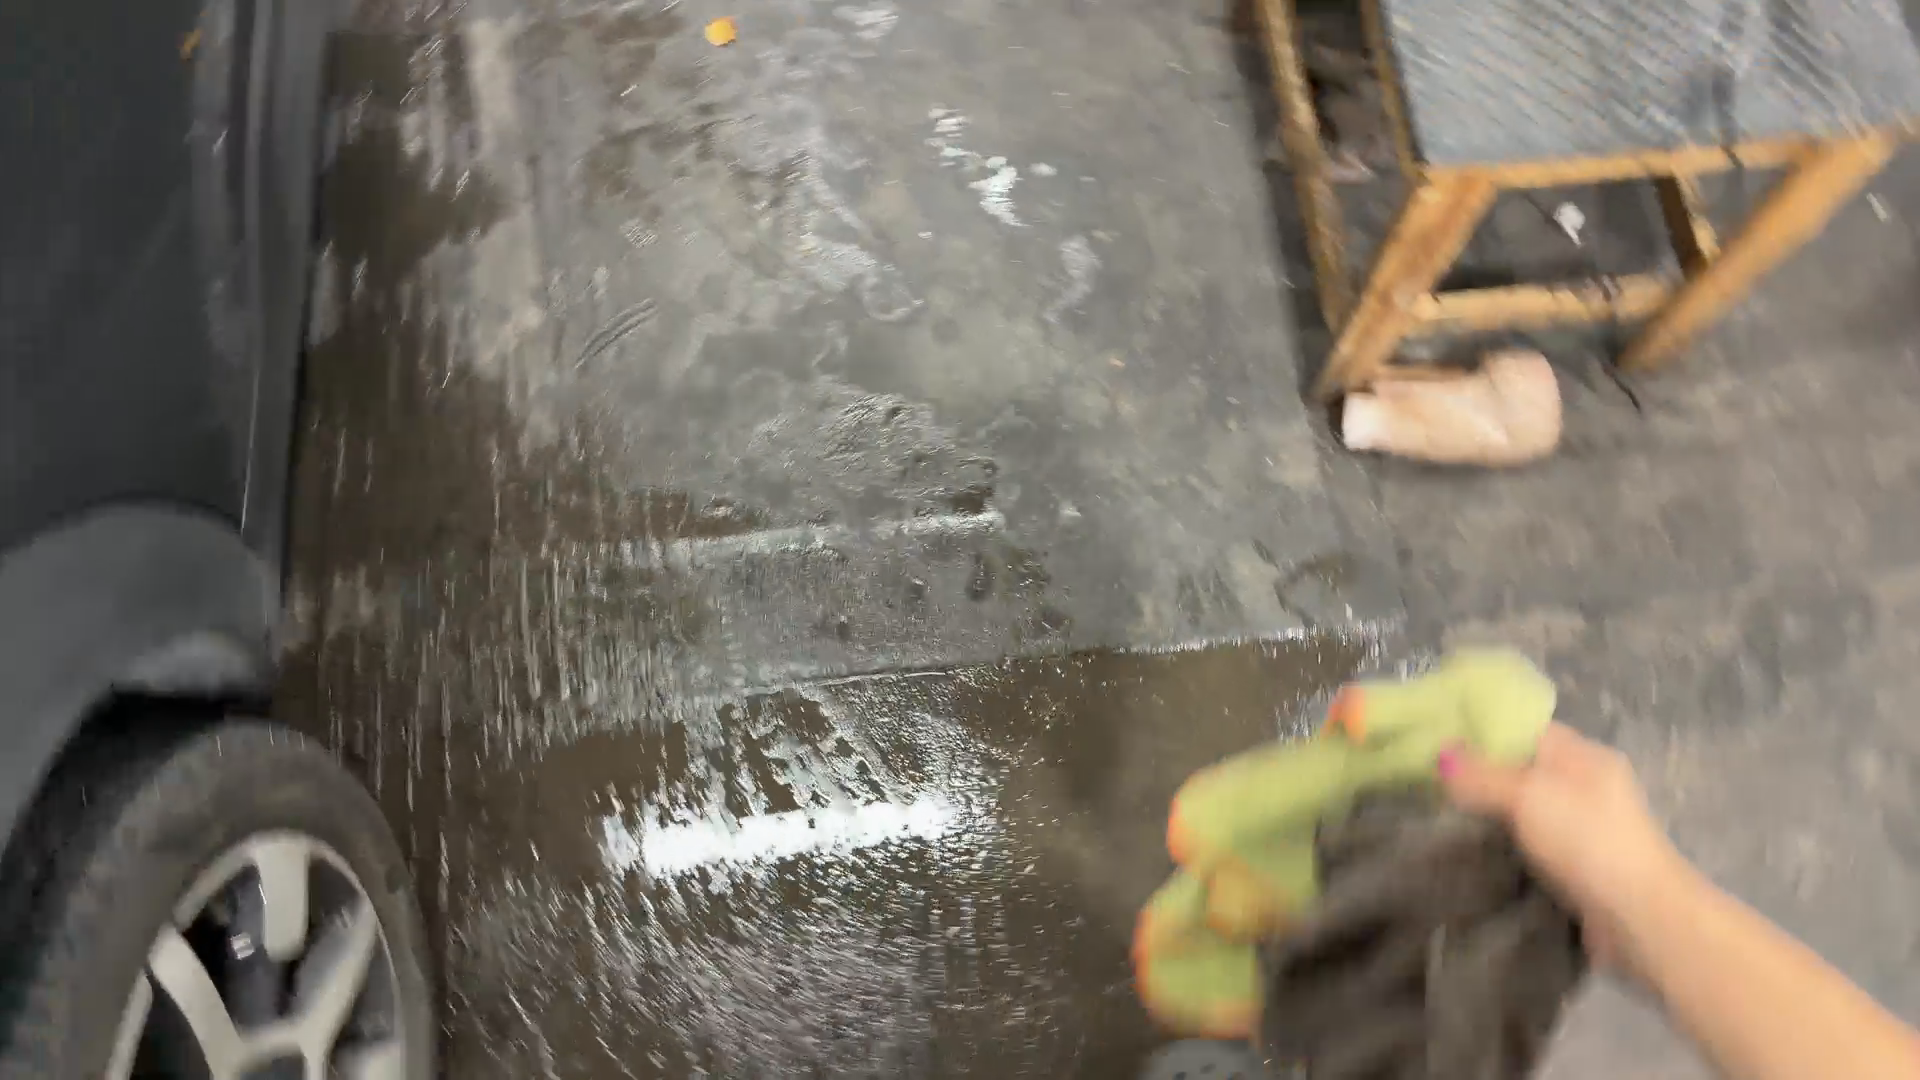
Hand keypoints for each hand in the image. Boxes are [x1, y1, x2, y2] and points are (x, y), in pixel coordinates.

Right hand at [1437, 723, 1685, 971]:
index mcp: (1582, 756)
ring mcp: (1580, 824)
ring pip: (1519, 802)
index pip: (1523, 726)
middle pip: (1517, 764)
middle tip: (1428, 771)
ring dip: (1486, 806)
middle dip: (1476, 769)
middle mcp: (1583, 783)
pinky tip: (1469, 838)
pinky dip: (1500, 835)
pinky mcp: (1573, 859)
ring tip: (1438, 803)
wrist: (1642, 920)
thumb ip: (1479, 773)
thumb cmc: (1588, 840)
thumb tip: (1439, 755)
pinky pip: (1525, 834)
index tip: (1436, 734)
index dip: (1480, 726)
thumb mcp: (1526, 795)